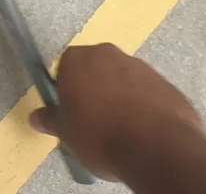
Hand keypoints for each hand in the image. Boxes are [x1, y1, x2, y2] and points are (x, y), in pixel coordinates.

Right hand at [30, 44, 205, 179]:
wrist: (158, 151)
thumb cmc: (100, 135)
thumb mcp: (67, 133)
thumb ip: (51, 120)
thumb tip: (35, 118)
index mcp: (77, 58)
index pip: (66, 68)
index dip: (70, 90)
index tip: (75, 111)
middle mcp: (108, 55)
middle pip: (98, 69)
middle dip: (98, 89)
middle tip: (99, 120)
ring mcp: (143, 69)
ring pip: (127, 81)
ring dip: (125, 98)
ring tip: (127, 130)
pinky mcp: (171, 88)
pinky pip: (154, 96)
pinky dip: (150, 110)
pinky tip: (149, 133)